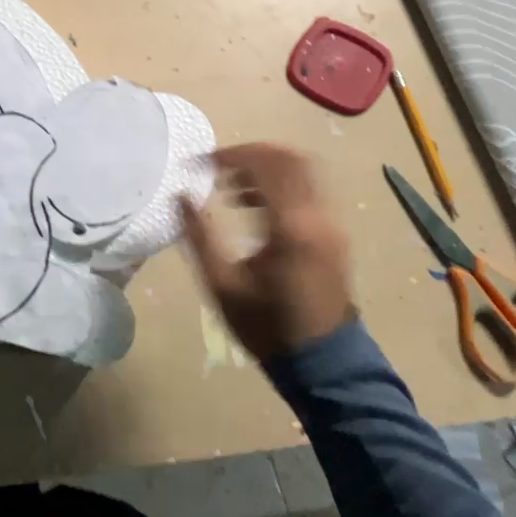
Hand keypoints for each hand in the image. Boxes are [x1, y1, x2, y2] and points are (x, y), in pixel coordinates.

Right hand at [179, 143, 355, 360]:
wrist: (322, 362)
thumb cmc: (266, 325)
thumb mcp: (222, 284)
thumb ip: (199, 235)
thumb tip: (181, 195)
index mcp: (291, 227)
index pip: (264, 165)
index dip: (229, 156)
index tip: (199, 165)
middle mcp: (319, 218)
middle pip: (291, 158)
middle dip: (251, 154)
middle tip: (217, 168)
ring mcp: (332, 225)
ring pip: (303, 172)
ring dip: (265, 170)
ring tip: (230, 190)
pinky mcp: (334, 236)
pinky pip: (309, 191)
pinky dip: (280, 186)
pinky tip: (252, 207)